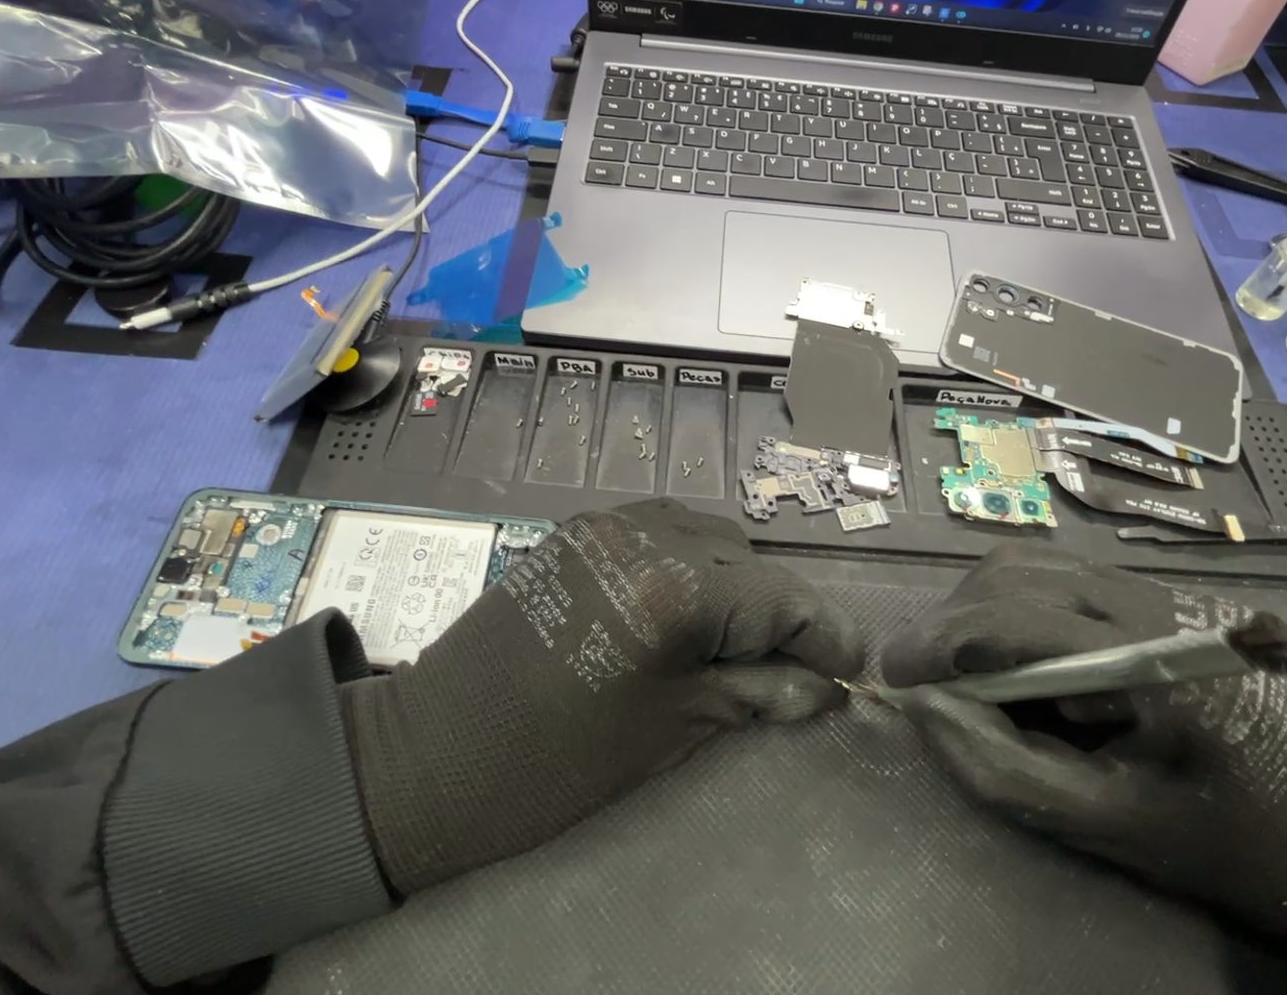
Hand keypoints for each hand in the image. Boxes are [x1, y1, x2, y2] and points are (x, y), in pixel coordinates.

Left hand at [341, 500, 859, 894]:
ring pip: (706, 535)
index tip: (850, 671)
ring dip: (732, 580)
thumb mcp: (671, 728)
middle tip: (781, 668)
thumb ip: (758, 693)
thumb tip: (827, 689)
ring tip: (727, 639)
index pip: (781, 597)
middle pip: (747, 559)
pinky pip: (658, 530)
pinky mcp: (578, 530)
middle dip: (775, 611)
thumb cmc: (556, 761)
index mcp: (671, 589)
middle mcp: (643, 534)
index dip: (825, 636)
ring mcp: (605, 523)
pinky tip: (679, 606)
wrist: (436, 751)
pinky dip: (686, 562)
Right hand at [882, 544, 1286, 994]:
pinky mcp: (1167, 603)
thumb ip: (1005, 769)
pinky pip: (1066, 580)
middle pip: (1017, 574)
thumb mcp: (1115, 828)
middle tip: (921, 675)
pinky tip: (1019, 660)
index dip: (937, 641)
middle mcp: (1156, 602)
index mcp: (1155, 657)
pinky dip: (1018, 609)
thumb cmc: (1246, 847)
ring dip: (981, 608)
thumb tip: (923, 709)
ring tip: (961, 669)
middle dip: (950, 620)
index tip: (890, 672)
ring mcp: (1166, 595)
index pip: (1013, 619)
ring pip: (1038, 565)